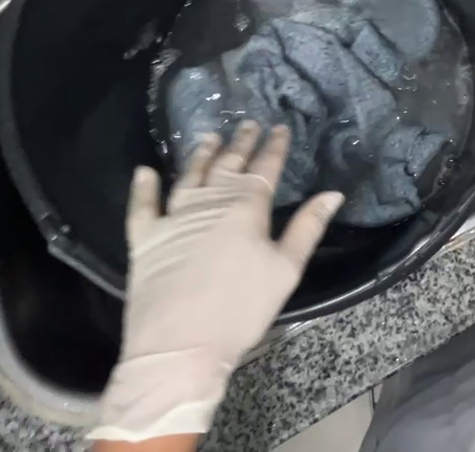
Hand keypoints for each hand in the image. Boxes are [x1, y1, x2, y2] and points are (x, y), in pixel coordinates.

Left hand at [90, 121, 342, 443]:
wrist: (178, 350)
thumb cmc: (240, 310)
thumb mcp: (286, 270)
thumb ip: (308, 227)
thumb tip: (332, 193)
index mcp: (248, 209)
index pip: (265, 168)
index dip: (274, 147)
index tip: (280, 128)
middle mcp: (211, 204)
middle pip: (229, 166)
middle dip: (241, 143)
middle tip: (248, 124)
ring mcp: (174, 220)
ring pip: (190, 177)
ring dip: (201, 156)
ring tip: (210, 138)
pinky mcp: (146, 241)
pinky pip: (142, 208)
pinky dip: (143, 189)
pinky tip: (144, 172)